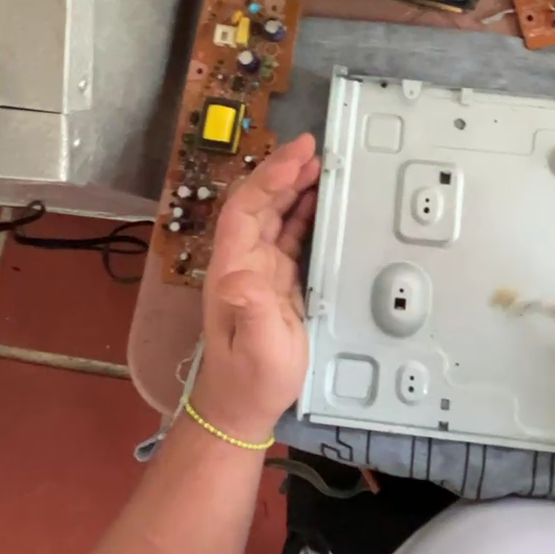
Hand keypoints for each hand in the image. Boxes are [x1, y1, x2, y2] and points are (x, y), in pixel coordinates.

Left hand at [193, 133, 321, 444]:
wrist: (244, 405)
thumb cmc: (251, 378)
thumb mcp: (257, 347)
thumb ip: (252, 311)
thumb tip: (241, 275)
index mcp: (234, 268)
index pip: (246, 208)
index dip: (268, 177)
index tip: (296, 154)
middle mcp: (243, 261)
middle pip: (259, 203)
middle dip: (283, 172)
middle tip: (314, 148)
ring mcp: (259, 269)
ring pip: (274, 214)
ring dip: (293, 188)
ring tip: (320, 166)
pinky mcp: (276, 280)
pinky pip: (288, 235)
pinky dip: (302, 213)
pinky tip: (318, 202)